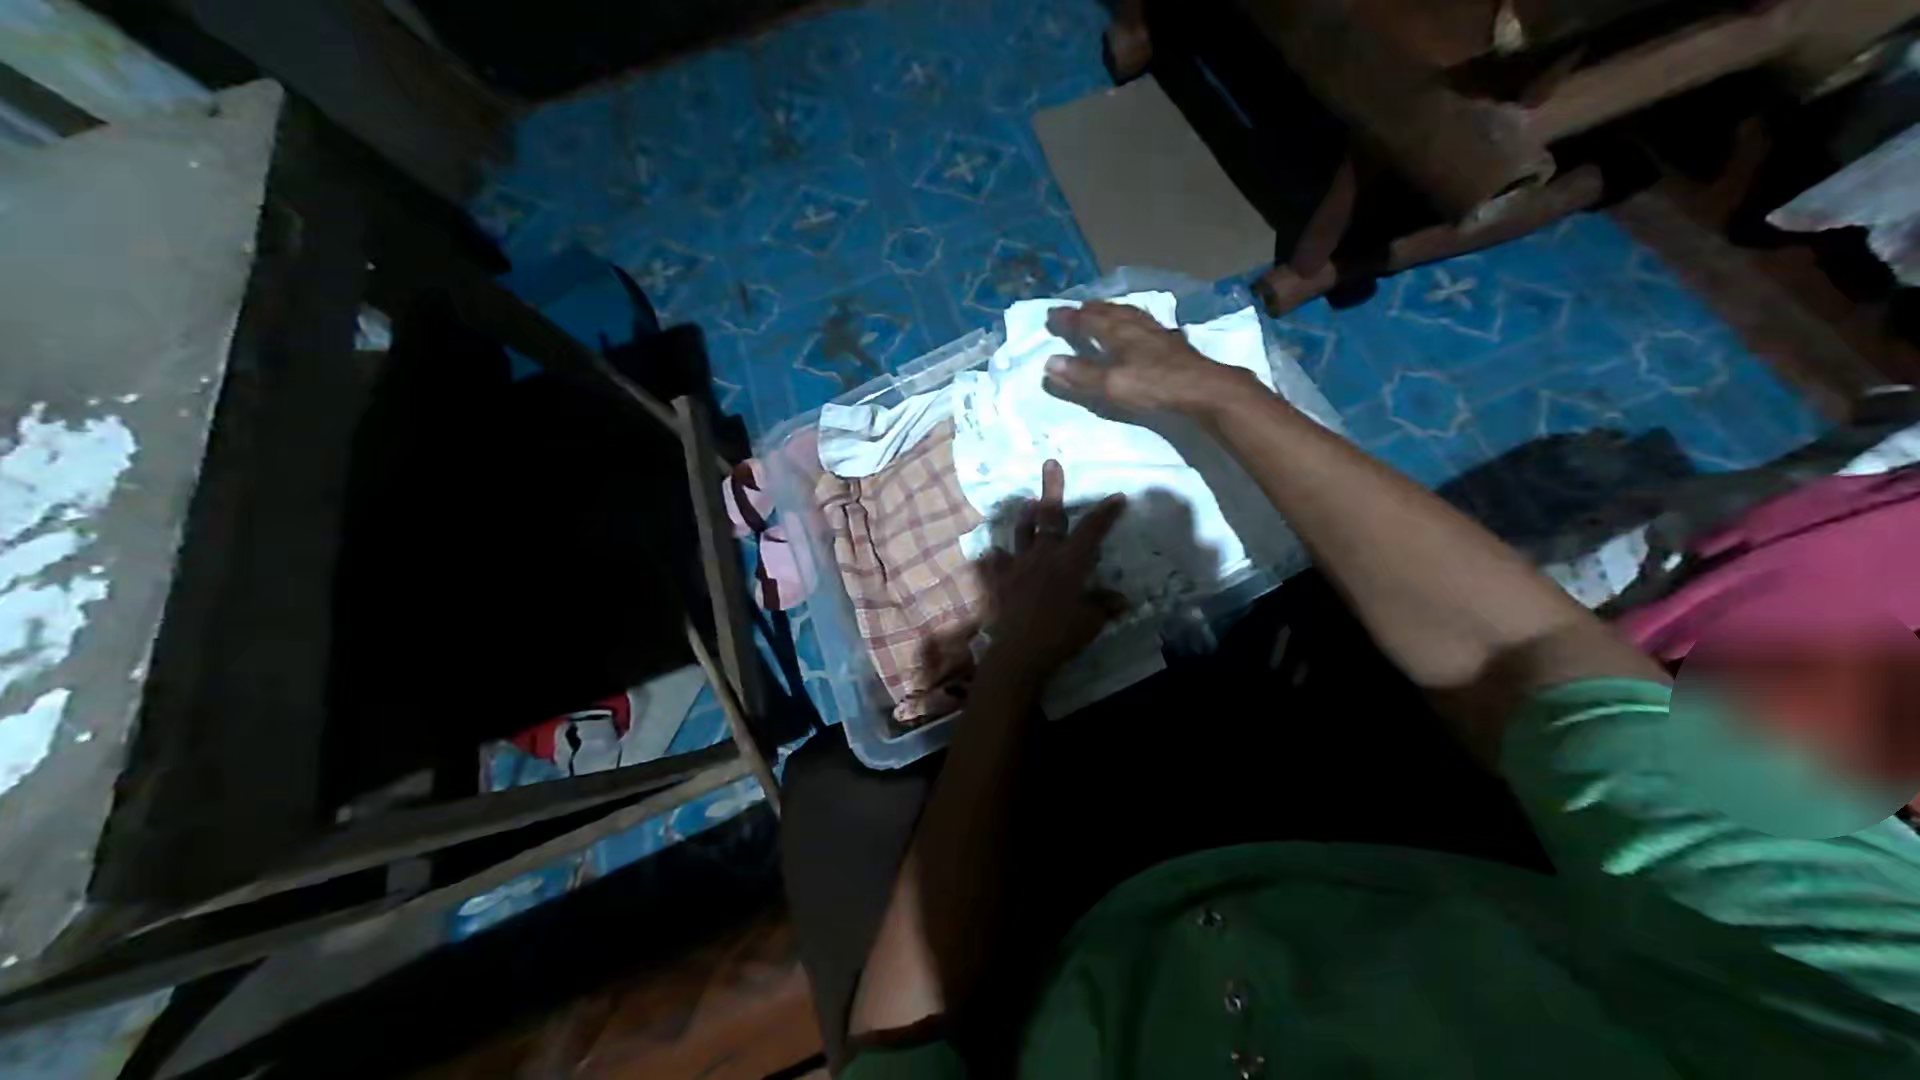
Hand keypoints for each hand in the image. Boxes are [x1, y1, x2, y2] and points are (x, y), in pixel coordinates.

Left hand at [979, 459, 1127, 682]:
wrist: (1019, 652)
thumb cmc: (1062, 635)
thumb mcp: (1092, 621)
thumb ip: (1105, 605)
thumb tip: (1121, 599)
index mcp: (1069, 562)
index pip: (1091, 530)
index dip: (1105, 513)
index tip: (1116, 496)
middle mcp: (1042, 555)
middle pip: (1049, 516)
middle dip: (1052, 488)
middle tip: (1050, 463)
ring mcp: (1017, 566)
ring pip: (1021, 533)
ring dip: (1026, 516)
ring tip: (1028, 503)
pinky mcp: (998, 581)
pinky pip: (994, 564)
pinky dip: (994, 558)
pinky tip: (993, 554)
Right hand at [1043, 301, 1263, 418]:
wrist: (1203, 388)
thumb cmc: (1153, 386)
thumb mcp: (1111, 384)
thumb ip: (1081, 374)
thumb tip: (1049, 363)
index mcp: (1118, 333)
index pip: (1088, 321)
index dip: (1069, 318)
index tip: (1052, 314)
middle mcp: (1136, 326)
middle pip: (1110, 312)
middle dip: (1090, 309)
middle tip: (1077, 307)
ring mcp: (1157, 333)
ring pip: (1130, 314)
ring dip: (1113, 310)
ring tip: (1105, 309)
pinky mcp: (1173, 344)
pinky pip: (1147, 323)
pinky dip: (1135, 319)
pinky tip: (1141, 326)